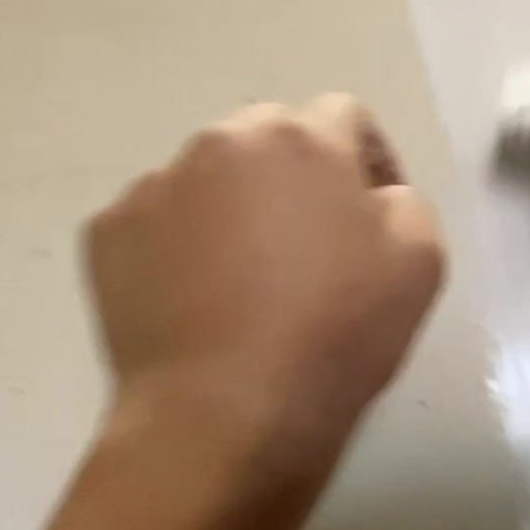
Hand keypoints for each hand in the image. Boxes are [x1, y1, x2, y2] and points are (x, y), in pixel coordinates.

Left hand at [85, 95, 444, 465]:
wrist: (232, 412)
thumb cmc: (339, 332)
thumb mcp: (422, 260)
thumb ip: (407, 202)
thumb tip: (373, 197)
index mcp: (301, 140)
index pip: (347, 117)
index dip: (373, 164)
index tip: (377, 222)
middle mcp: (219, 142)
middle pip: (274, 142)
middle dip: (302, 182)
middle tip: (319, 253)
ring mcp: (153, 187)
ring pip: (213, 181)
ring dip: (242, 212)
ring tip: (255, 287)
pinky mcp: (107, 236)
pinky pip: (163, 225)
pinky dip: (188, 249)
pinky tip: (207, 305)